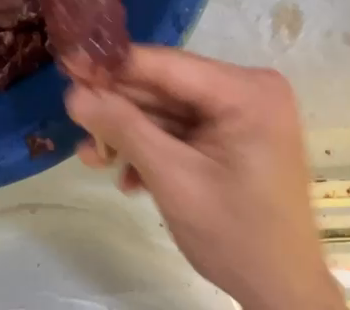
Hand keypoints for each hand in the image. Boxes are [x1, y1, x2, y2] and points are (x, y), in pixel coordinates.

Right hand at [67, 48, 343, 309]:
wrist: (283, 295)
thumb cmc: (237, 236)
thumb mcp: (172, 178)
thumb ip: (122, 128)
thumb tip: (72, 94)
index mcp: (246, 90)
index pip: (165, 64)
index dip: (111, 65)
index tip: (66, 64)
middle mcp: (248, 89)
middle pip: (164, 87)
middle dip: (118, 109)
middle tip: (72, 116)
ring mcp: (242, 113)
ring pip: (167, 110)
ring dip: (129, 134)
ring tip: (92, 157)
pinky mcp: (234, 135)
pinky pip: (182, 128)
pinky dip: (153, 148)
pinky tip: (126, 175)